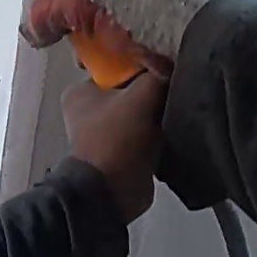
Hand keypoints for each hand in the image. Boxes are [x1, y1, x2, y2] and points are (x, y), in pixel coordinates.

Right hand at [25, 0, 240, 65]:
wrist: (207, 34)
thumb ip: (50, 10)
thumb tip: (32, 28)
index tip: (65, 10)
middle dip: (94, 14)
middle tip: (83, 37)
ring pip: (131, 8)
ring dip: (114, 33)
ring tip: (106, 53)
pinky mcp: (195, 12)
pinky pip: (151, 27)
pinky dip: (137, 43)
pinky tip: (129, 59)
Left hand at [62, 71, 166, 222]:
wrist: (112, 192)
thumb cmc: (118, 137)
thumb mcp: (141, 94)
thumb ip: (159, 74)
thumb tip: (172, 68)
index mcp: (80, 91)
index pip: (117, 66)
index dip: (142, 65)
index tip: (165, 70)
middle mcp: (88, 111)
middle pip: (131, 90)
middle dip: (153, 91)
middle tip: (174, 92)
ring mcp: (104, 134)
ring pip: (142, 113)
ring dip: (159, 115)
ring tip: (176, 113)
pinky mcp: (121, 153)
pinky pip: (147, 134)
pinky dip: (160, 134)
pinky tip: (174, 131)